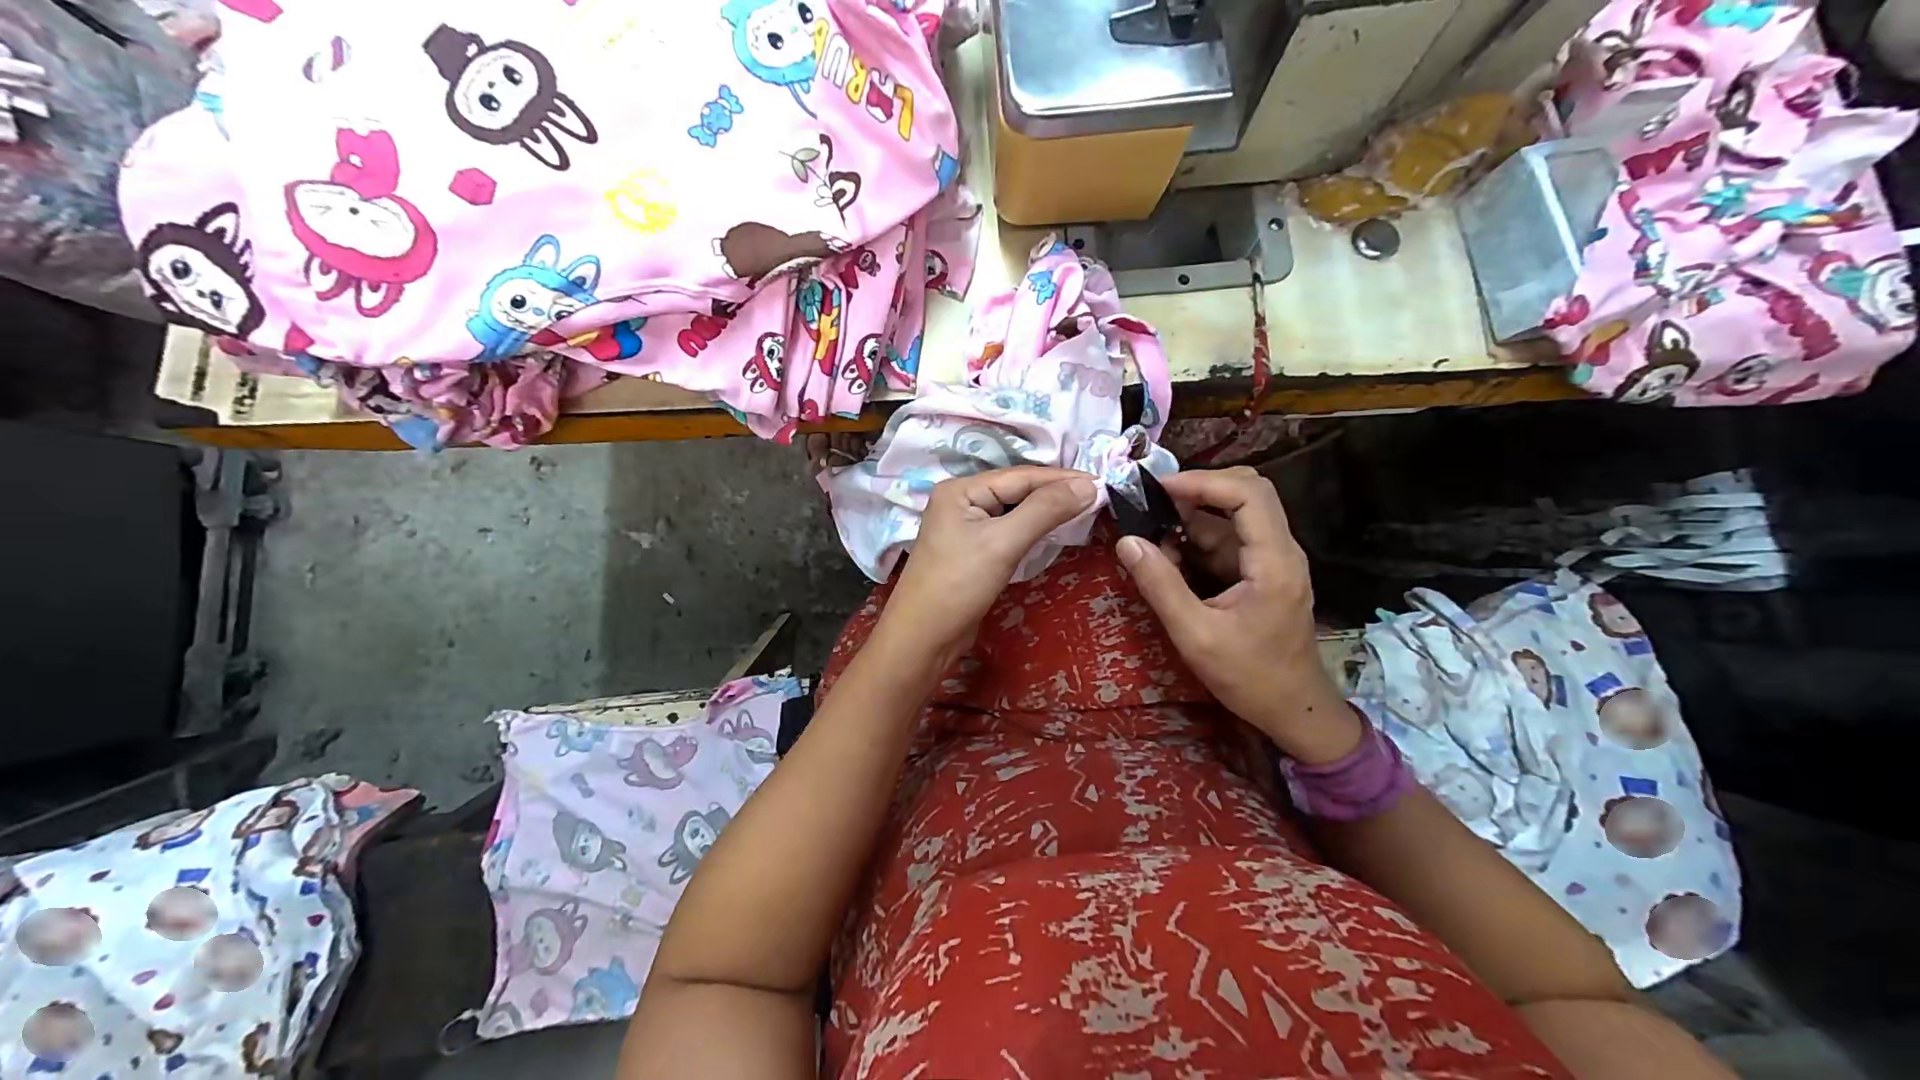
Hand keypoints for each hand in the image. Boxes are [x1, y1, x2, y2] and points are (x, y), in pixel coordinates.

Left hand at [880, 466, 1097, 669]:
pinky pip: (1010, 530)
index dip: (1063, 478)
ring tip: (1085, 509)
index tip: (1102, 483)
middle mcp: (961, 501)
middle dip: (1057, 492)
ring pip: (1015, 510)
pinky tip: (1055, 530)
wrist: (924, 637)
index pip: (1021, 475)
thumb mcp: (1003, 542)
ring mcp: (966, 526)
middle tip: (1099, 497)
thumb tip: (1089, 486)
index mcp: (961, 489)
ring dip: (1048, 510)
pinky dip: (1034, 528)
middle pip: (1018, 489)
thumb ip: (1045, 510)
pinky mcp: (973, 551)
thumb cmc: (959, 584)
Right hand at [1117, 467, 1361, 762]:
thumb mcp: (1196, 636)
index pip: (1247, 494)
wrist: (1293, 709)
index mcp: (1274, 561)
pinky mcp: (1261, 571)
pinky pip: (1228, 539)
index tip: (1158, 490)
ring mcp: (1272, 559)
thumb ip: (1161, 586)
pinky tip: (1168, 556)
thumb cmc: (1249, 677)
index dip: (1202, 481)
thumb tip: (1126, 542)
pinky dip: (1196, 539)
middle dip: (1198, 490)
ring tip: (1151, 532)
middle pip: (1246, 492)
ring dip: (1192, 516)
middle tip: (1153, 503)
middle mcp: (1280, 550)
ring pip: (1234, 514)